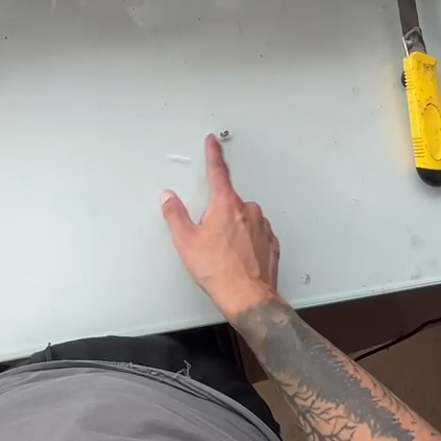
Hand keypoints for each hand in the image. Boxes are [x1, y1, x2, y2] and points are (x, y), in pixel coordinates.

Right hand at [161, 134, 280, 318]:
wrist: (247, 298)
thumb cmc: (218, 270)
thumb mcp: (186, 241)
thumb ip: (175, 214)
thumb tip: (168, 198)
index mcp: (226, 204)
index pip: (217, 172)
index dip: (213, 155)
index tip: (212, 142)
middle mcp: (248, 210)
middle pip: (228, 202)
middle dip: (216, 215)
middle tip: (208, 239)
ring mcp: (262, 226)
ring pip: (242, 219)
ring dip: (232, 230)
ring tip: (222, 254)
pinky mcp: (271, 242)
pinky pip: (254, 234)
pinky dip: (245, 242)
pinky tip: (236, 258)